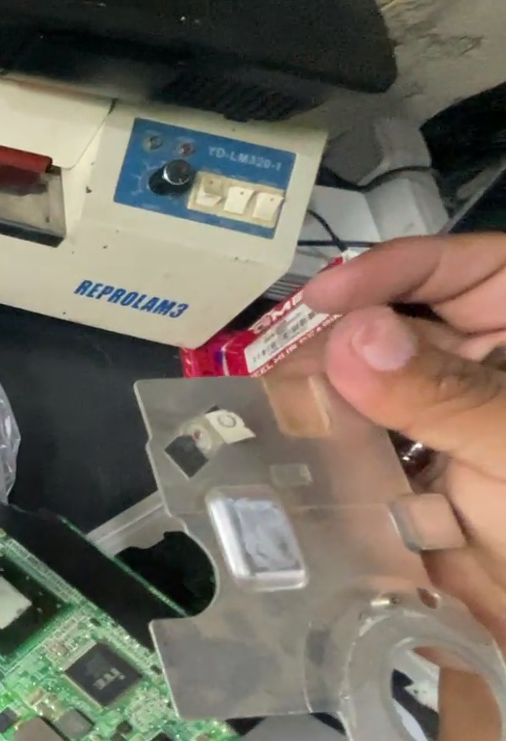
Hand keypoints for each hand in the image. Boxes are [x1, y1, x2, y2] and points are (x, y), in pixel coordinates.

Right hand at [305, 234, 505, 740]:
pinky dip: (311, 442)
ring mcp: (449, 424)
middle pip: (406, 323)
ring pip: (365, 383)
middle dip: (336, 334)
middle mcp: (493, 373)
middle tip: (268, 355)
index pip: (478, 270)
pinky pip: (348, 443)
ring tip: (257, 397)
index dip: (397, 270)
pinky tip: (272, 443)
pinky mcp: (407, 470)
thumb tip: (350, 336)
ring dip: (313, 389)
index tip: (320, 299)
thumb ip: (445, 393)